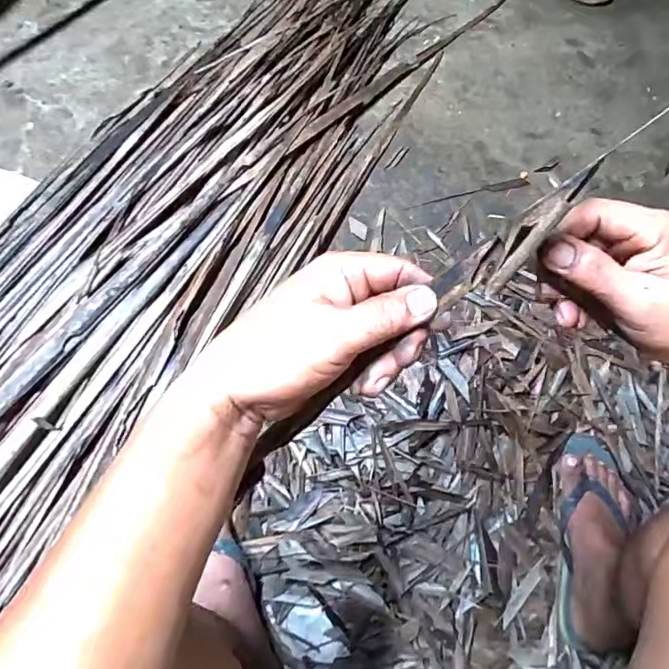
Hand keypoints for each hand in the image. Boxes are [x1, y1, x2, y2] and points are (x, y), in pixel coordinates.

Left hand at [185, 252, 437, 425]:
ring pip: (392, 335)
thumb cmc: (272, 356)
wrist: (234, 395)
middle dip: (404, 340)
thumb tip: (429, 298)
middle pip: (402, 308)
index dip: (422, 298)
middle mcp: (345, 292)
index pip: (401, 272)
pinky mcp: (341, 346)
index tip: (434, 326)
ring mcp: (343, 320)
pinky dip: (376, 372)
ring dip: (390, 361)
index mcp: (342, 273)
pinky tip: (361, 385)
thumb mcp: (338, 334)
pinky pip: (376, 354)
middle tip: (393, 362)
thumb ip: (387, 315)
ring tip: (370, 380)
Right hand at [539, 198, 668, 383]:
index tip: (539, 260)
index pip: (594, 212)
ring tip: (564, 315)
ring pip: (577, 260)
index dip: (561, 232)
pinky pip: (585, 278)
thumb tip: (551, 249)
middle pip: (581, 236)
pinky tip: (573, 319)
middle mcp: (637, 233)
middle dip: (561, 268)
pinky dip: (575, 299)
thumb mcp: (636, 300)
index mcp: (652, 227)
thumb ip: (593, 272)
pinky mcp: (619, 275)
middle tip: (547, 296)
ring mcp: (628, 254)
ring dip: (565, 289)